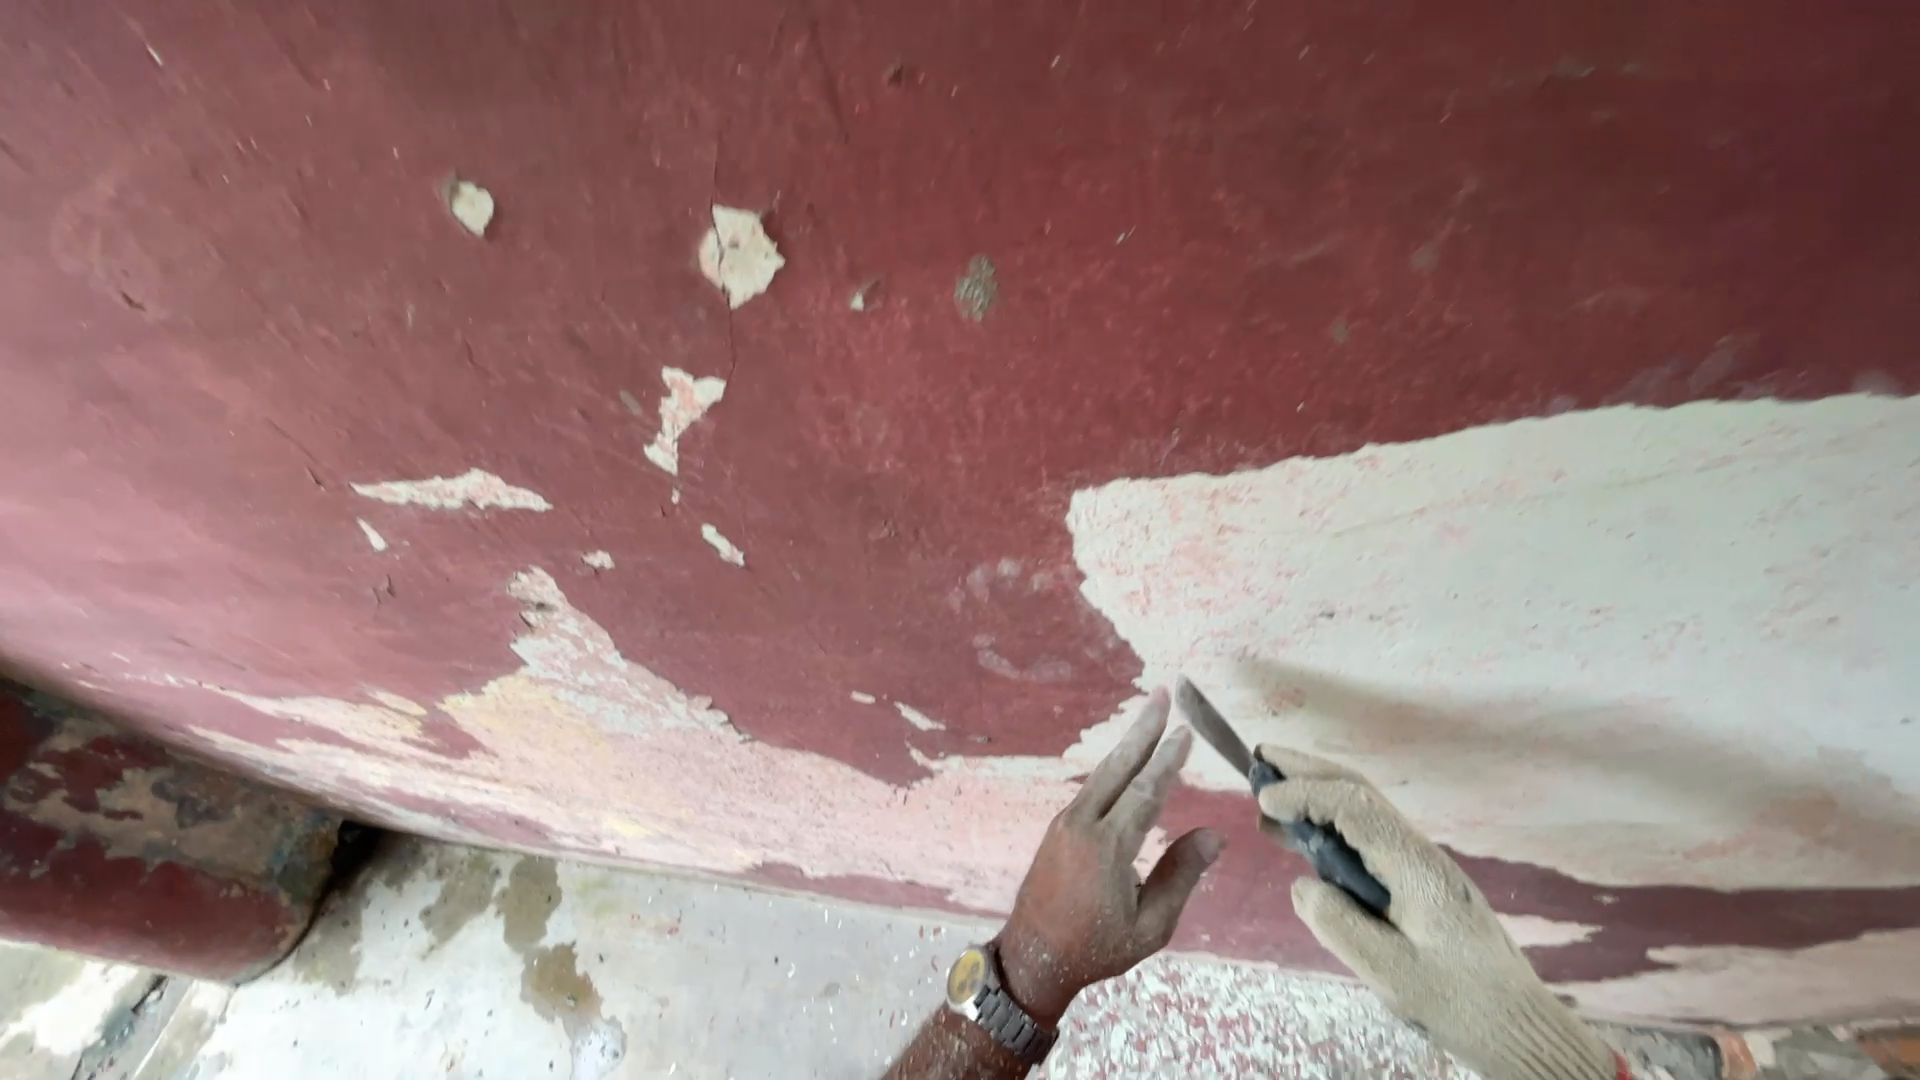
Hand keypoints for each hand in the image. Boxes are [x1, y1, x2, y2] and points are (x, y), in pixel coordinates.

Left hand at [996, 689, 1223, 1025]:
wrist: (1034, 955)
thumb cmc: (1097, 946)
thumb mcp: (1150, 925)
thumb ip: (1180, 876)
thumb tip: (1214, 835)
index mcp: (1107, 847)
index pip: (1145, 792)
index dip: (1167, 761)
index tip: (1185, 731)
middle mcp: (1083, 823)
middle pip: (1118, 766)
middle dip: (1143, 730)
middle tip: (1162, 695)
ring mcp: (1066, 821)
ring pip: (1102, 773)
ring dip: (1128, 744)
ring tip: (1149, 717)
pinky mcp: (1059, 825)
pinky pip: (1092, 788)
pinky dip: (1113, 767)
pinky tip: (1126, 760)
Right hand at [1254, 744, 1617, 1079]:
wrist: (1519, 1028)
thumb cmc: (1458, 1002)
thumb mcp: (1391, 974)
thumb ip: (1338, 924)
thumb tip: (1302, 885)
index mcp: (1413, 866)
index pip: (1352, 805)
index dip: (1304, 793)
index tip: (1264, 799)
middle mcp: (1416, 851)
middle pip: (1357, 790)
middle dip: (1306, 768)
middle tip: (1259, 754)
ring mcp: (1417, 862)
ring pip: (1360, 807)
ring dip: (1313, 790)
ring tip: (1266, 792)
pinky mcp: (1414, 879)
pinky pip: (1363, 834)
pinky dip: (1325, 821)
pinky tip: (1298, 837)